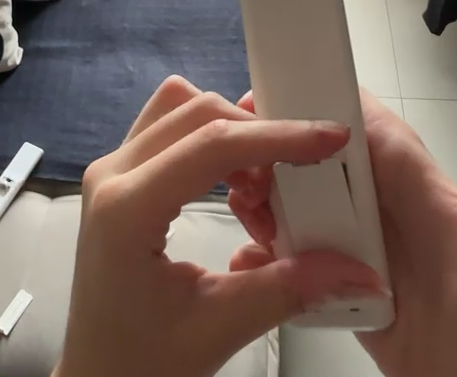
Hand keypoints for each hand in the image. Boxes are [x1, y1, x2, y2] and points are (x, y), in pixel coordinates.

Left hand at [56, 76, 388, 376]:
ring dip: (230, 129)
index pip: (210, 144)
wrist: (98, 376)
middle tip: (294, 177)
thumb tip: (358, 269)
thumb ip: (289, 288)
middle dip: (255, 134)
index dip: (275, 136)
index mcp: (126, 210)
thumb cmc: (142, 362)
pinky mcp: (120, 173)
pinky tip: (235, 181)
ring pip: (178, 106)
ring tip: (259, 186)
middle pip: (195, 110)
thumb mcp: (220, 327)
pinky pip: (169, 125)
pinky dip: (211, 137)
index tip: (326, 138)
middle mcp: (110, 174)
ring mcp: (110, 168)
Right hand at [228, 91, 456, 376]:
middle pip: (295, 142)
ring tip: (250, 224)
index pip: (341, 104)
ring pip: (279, 188)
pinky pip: (279, 239)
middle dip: (260, 150)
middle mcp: (362, 183)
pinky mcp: (322, 258)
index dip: (298, 96)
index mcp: (395, 161)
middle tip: (244, 182)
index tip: (258, 112)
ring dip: (254, 198)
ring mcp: (339, 220)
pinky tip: (251, 263)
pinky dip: (257, 245)